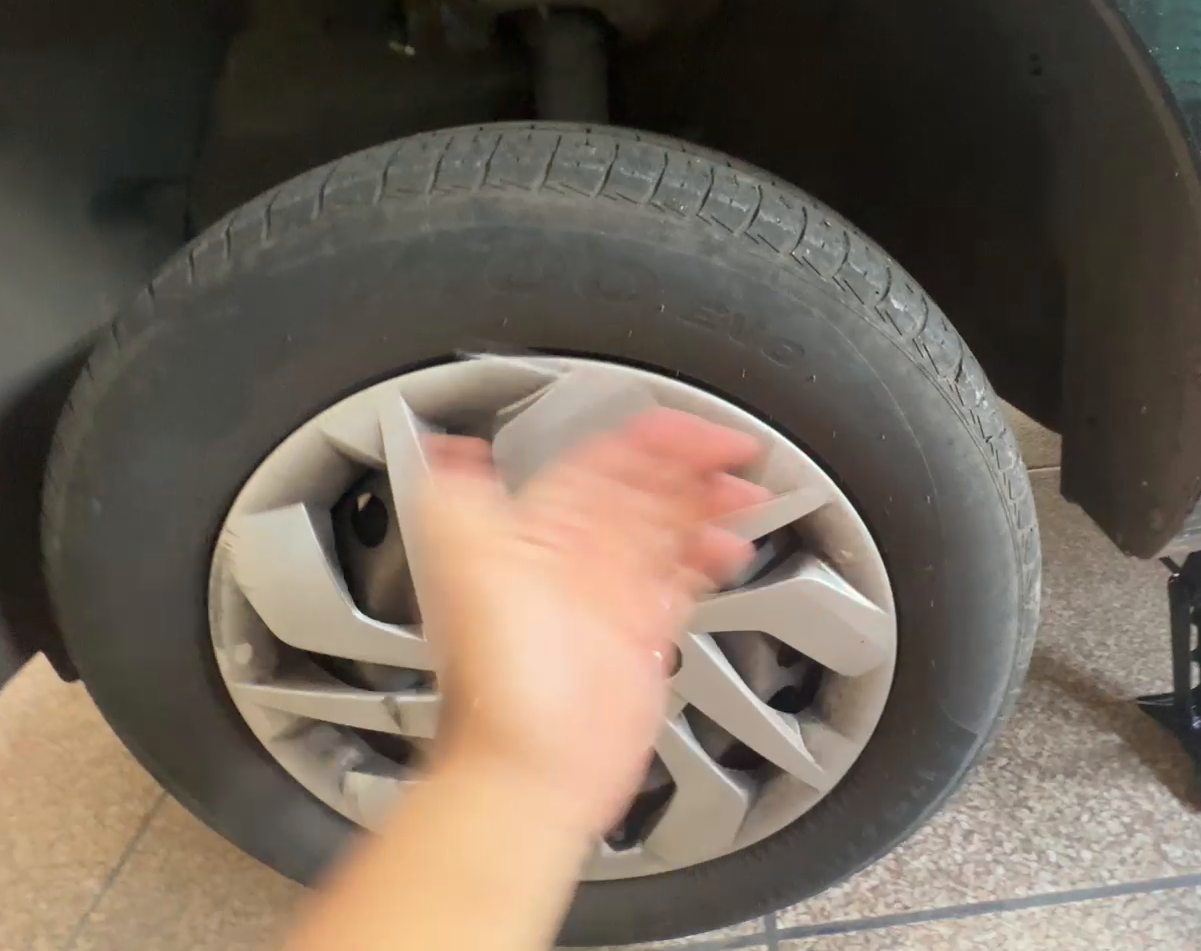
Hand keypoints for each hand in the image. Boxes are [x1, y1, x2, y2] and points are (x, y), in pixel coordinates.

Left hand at [409, 407, 767, 837]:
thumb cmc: (498, 681)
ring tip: (745, 493)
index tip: (697, 431)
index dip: (655, 439)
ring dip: (710, 504)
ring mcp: (617, 591)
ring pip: (672, 526)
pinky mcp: (644, 629)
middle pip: (650, 489)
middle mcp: (585, 555)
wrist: (530, 768)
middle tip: (736, 455)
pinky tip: (731, 546)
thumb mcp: (463, 569)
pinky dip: (711, 554)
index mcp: (548, 531)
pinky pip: (684, 575)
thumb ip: (457, 498)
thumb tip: (455, 448)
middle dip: (695, 465)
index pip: (608, 463)